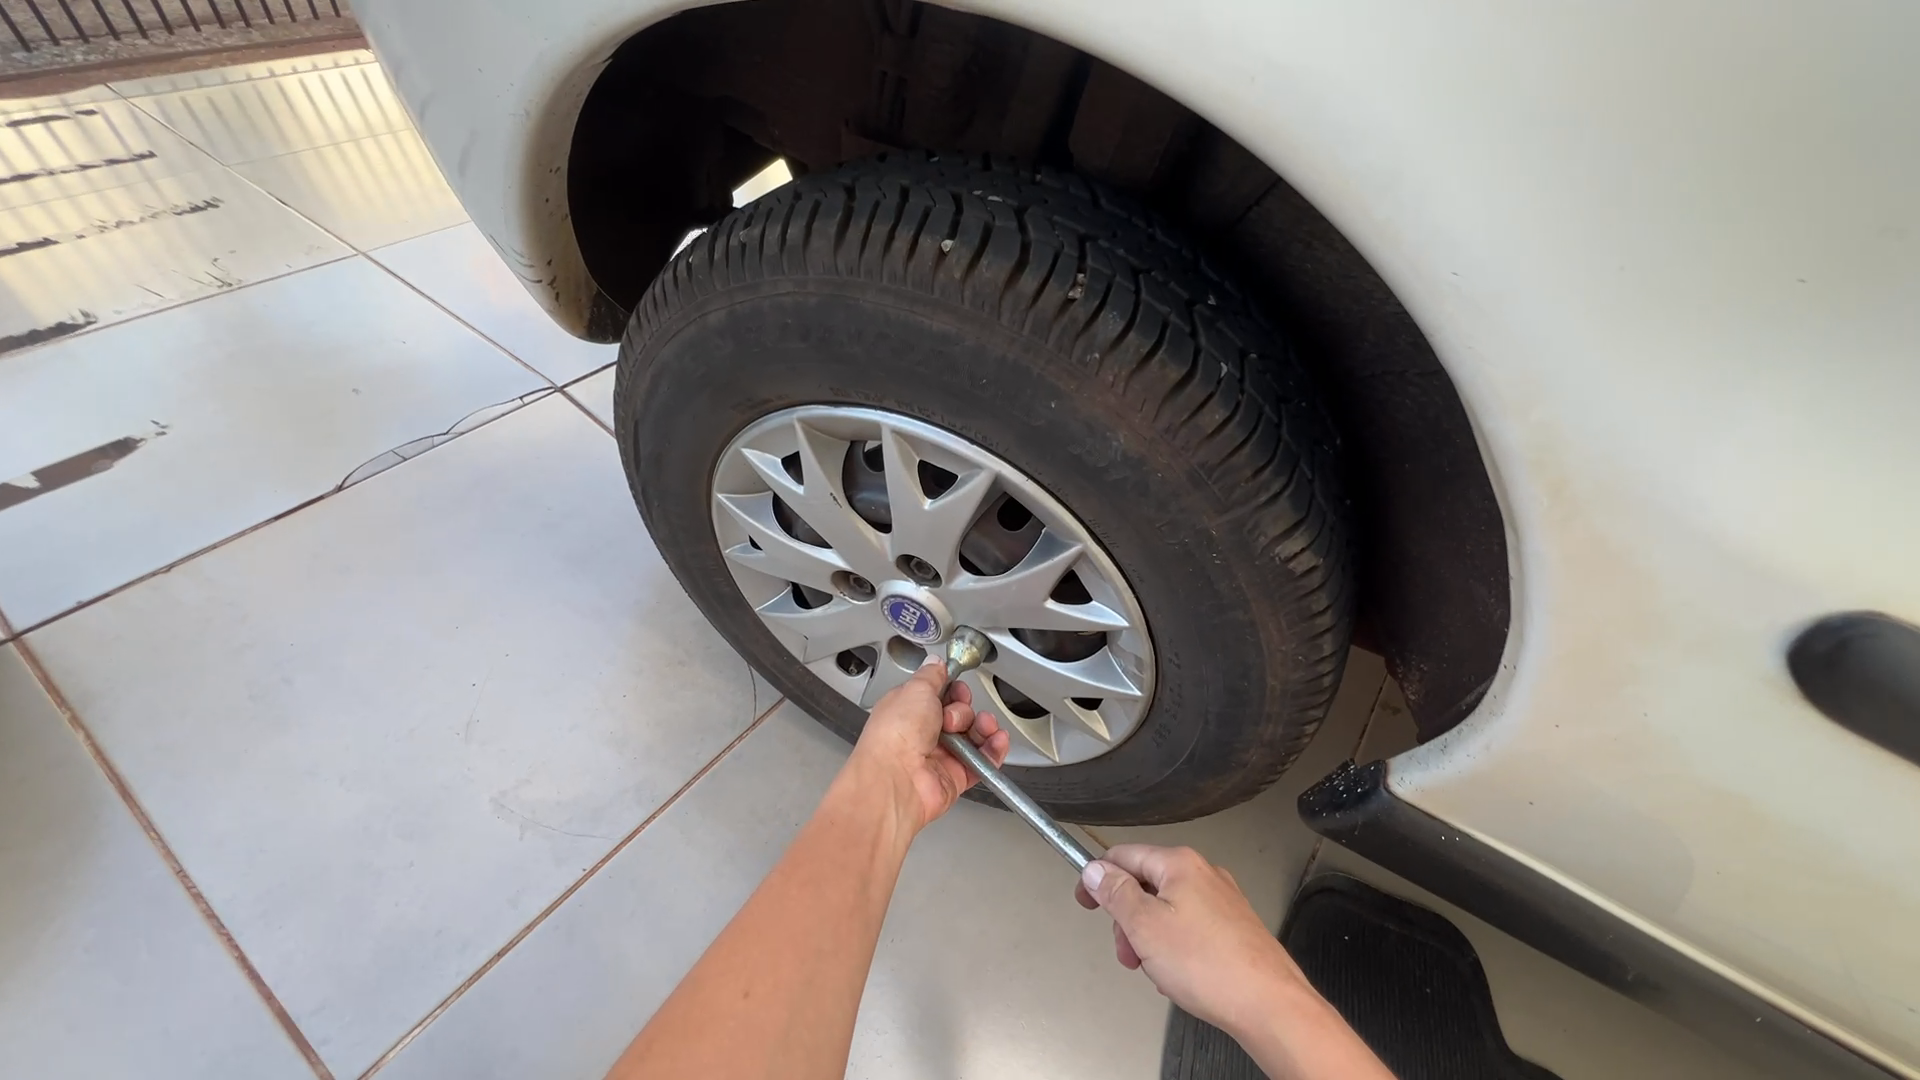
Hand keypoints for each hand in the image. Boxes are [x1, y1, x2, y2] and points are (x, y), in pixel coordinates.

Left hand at [848, 658, 1010, 830]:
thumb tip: (937, 663)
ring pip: (973, 736)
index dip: (954, 690)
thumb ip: (931, 675)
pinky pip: (982, 761)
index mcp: (908, 709)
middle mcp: (922, 733)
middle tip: (953, 717)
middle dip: (964, 710)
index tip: (957, 689)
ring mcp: (939, 756)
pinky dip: (994, 750)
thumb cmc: (894, 735)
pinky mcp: (954, 777)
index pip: (940, 694)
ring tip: (983, 726)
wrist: (896, 780)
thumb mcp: (915, 689)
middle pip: (959, 713)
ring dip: (984, 726)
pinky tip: (997, 739)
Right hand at [1075, 845, 1311, 1039]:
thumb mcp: (1145, 926)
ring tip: (1156, 971)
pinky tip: (1180, 976)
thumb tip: (1096, 869)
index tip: (1085, 901)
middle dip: (1128, 918)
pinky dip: (1175, 946)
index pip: (1124, 855)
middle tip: (1127, 953)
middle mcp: (1204, 873)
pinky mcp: (1235, 927)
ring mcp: (1223, 900)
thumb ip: (1116, 893)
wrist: (1270, 1007)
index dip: (1098, 877)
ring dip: (1150, 936)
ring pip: (1168, 909)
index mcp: (1180, 863)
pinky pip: (1191, 927)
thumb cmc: (1207, 965)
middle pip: (1146, 884)